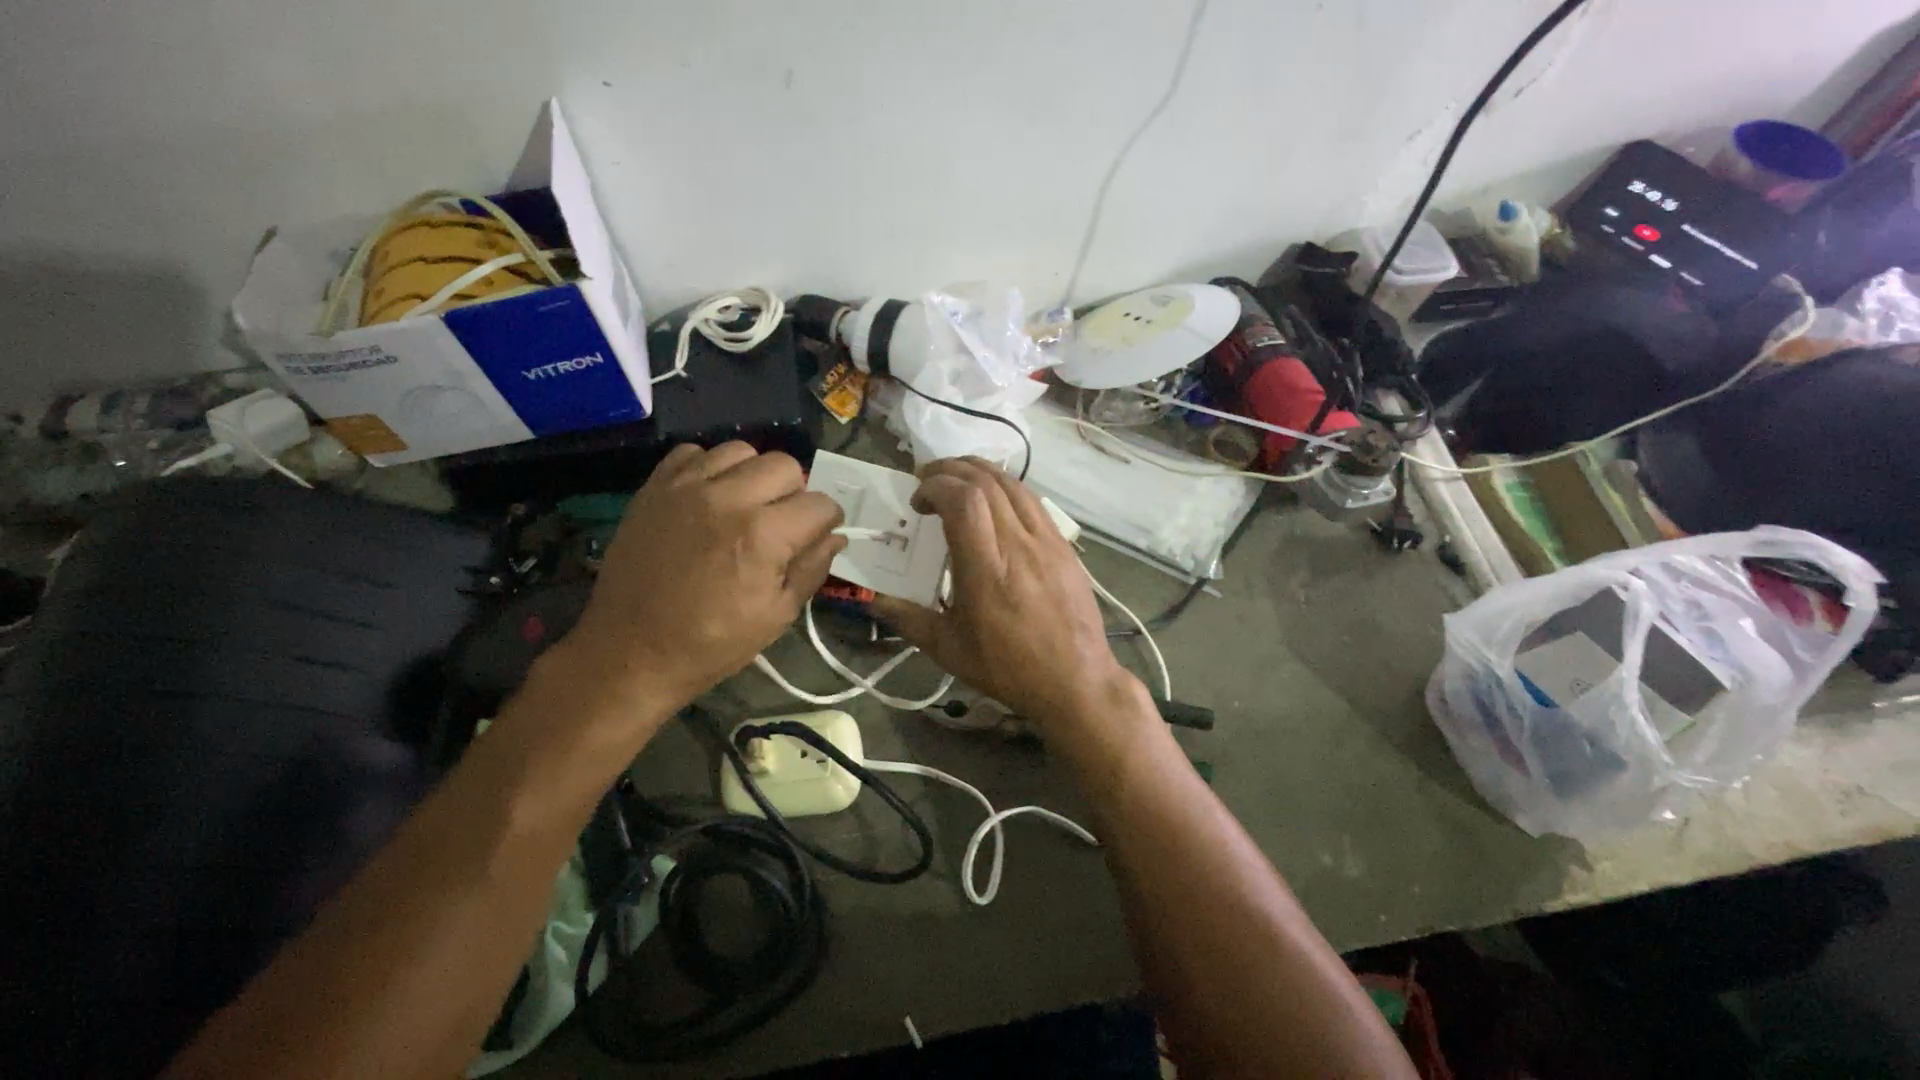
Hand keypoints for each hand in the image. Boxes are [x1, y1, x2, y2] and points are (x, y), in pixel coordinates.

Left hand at [562, 442, 844, 712]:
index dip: (827, 521)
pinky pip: (694, 453)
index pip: (820, 504)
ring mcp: (686, 487)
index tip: (817, 536)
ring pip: (740, 451)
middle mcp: (728, 498)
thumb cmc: (712, 644)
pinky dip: (709, 469)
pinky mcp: (655, 487)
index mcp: (764, 535)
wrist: (631, 651)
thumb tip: (834, 536)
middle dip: (794, 492)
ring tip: (743, 506)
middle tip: (781, 523)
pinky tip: (708, 499)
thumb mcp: (777, 616)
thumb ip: (811, 568)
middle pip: (785, 465)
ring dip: (752, 475)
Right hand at [872, 458, 1140, 729]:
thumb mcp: (948, 649)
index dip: (936, 485)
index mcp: (986, 570)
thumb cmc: (1008, 669)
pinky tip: (995, 501)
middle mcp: (1018, 546)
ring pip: (1014, 485)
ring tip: (958, 478)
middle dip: (952, 469)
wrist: (1076, 681)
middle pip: (987, 482)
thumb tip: (871, 601)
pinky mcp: (1064, 547)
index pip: (964, 500)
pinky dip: (1007, 488)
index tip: (918, 501)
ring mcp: (1047, 542)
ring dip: (981, 472)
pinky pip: (1033, 501)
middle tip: (928, 479)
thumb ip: (907, 618)